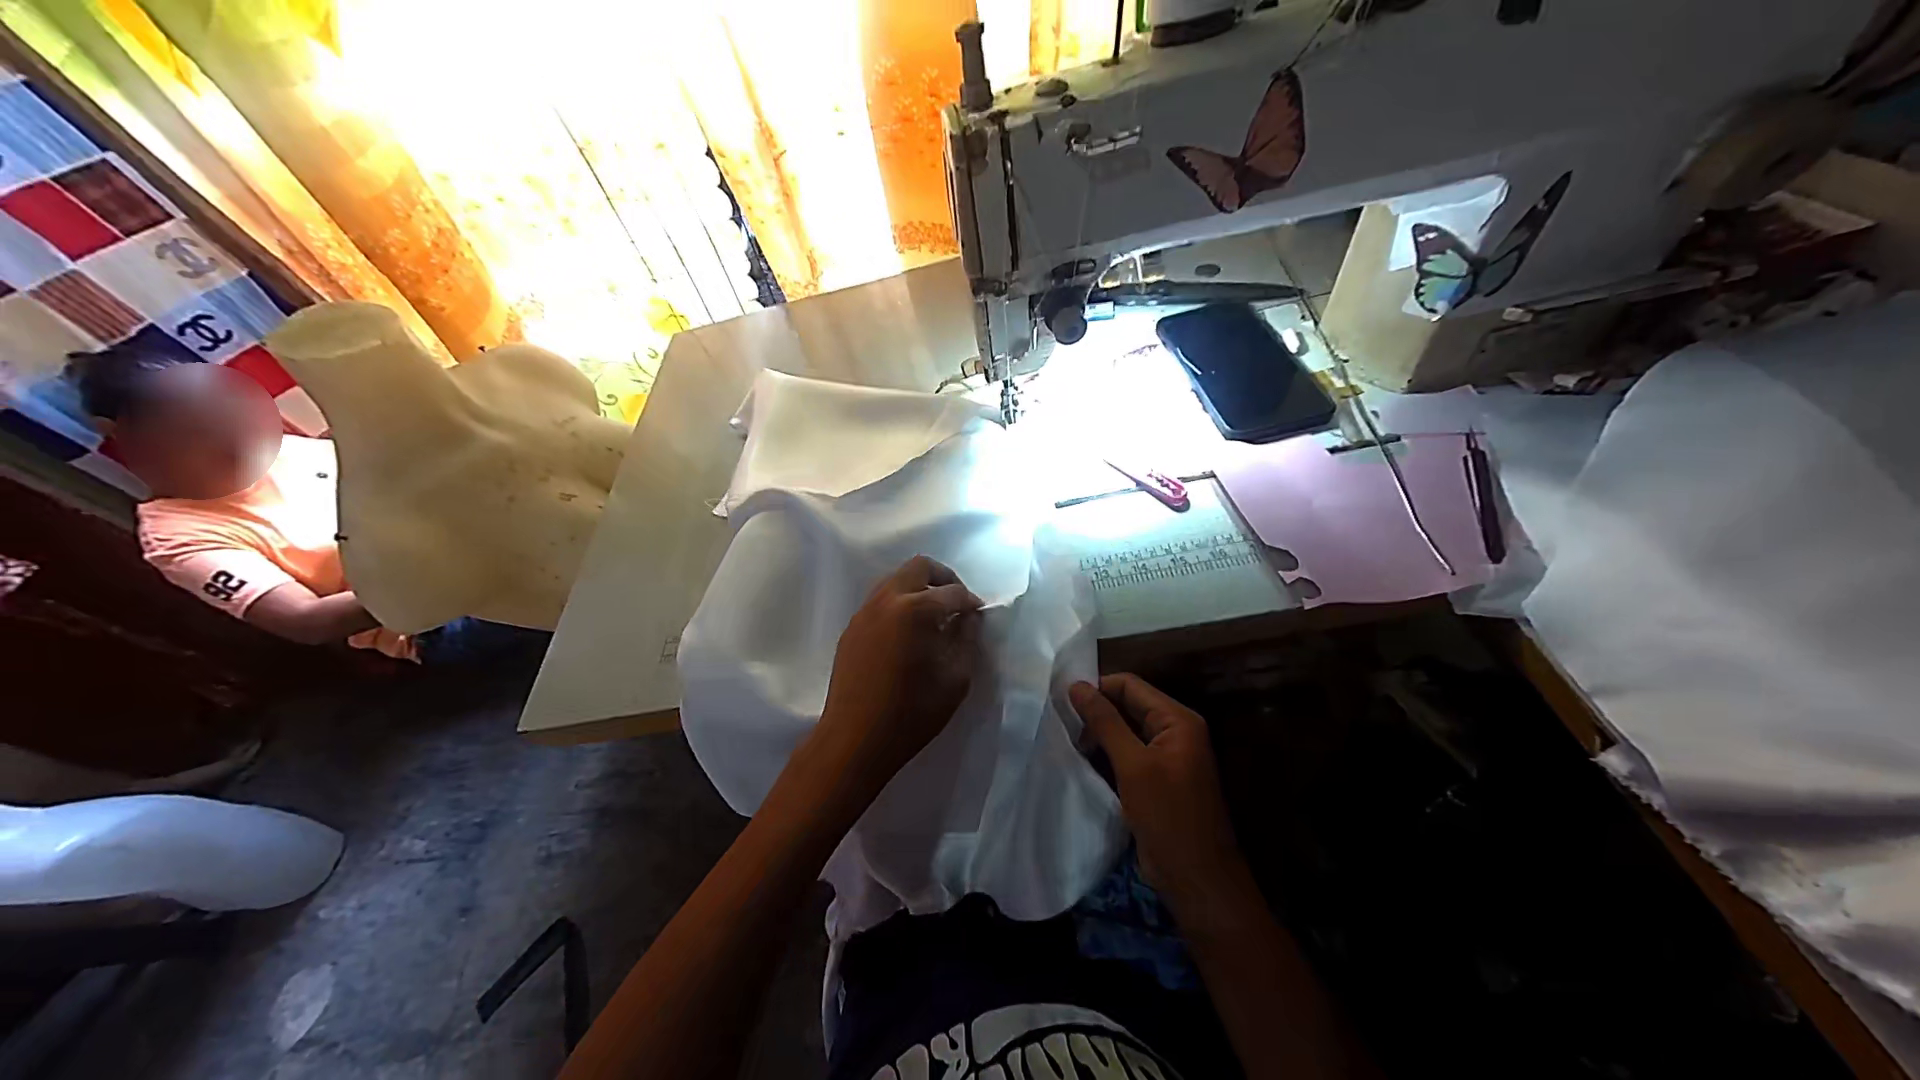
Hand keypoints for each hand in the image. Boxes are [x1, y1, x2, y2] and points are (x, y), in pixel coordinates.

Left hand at [815, 556, 984, 794]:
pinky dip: (898, 604)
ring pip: (895, 580)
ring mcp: (864, 612)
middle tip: (956, 602)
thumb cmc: (912, 713)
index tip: (978, 615)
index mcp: (916, 609)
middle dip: (943, 578)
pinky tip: (907, 633)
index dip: (970, 601)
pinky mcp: (851, 628)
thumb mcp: (955, 679)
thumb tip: (968, 617)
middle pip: (919, 568)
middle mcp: (887, 600)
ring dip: (918, 588)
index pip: (952, 591)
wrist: (855, 739)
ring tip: (932, 617)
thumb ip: (967, 640)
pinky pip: (879, 601)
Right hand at [1071, 674, 1246, 902]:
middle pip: (1128, 705)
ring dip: (1098, 734)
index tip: (1061, 701)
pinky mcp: (1157, 779)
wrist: (1196, 878)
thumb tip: (1076, 685)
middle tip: (1060, 723)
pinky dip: (1107, 754)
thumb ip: (1105, 722)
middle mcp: (1176, 731)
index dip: (1097, 688)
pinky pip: (1128, 754)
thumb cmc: (1168, 816)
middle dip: (1096, 711)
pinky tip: (1082, 760)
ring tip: (1067, 741)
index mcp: (1178, 720)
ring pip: (1125, 730)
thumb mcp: (1133, 765)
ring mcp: (1167, 756)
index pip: (1131, 686)